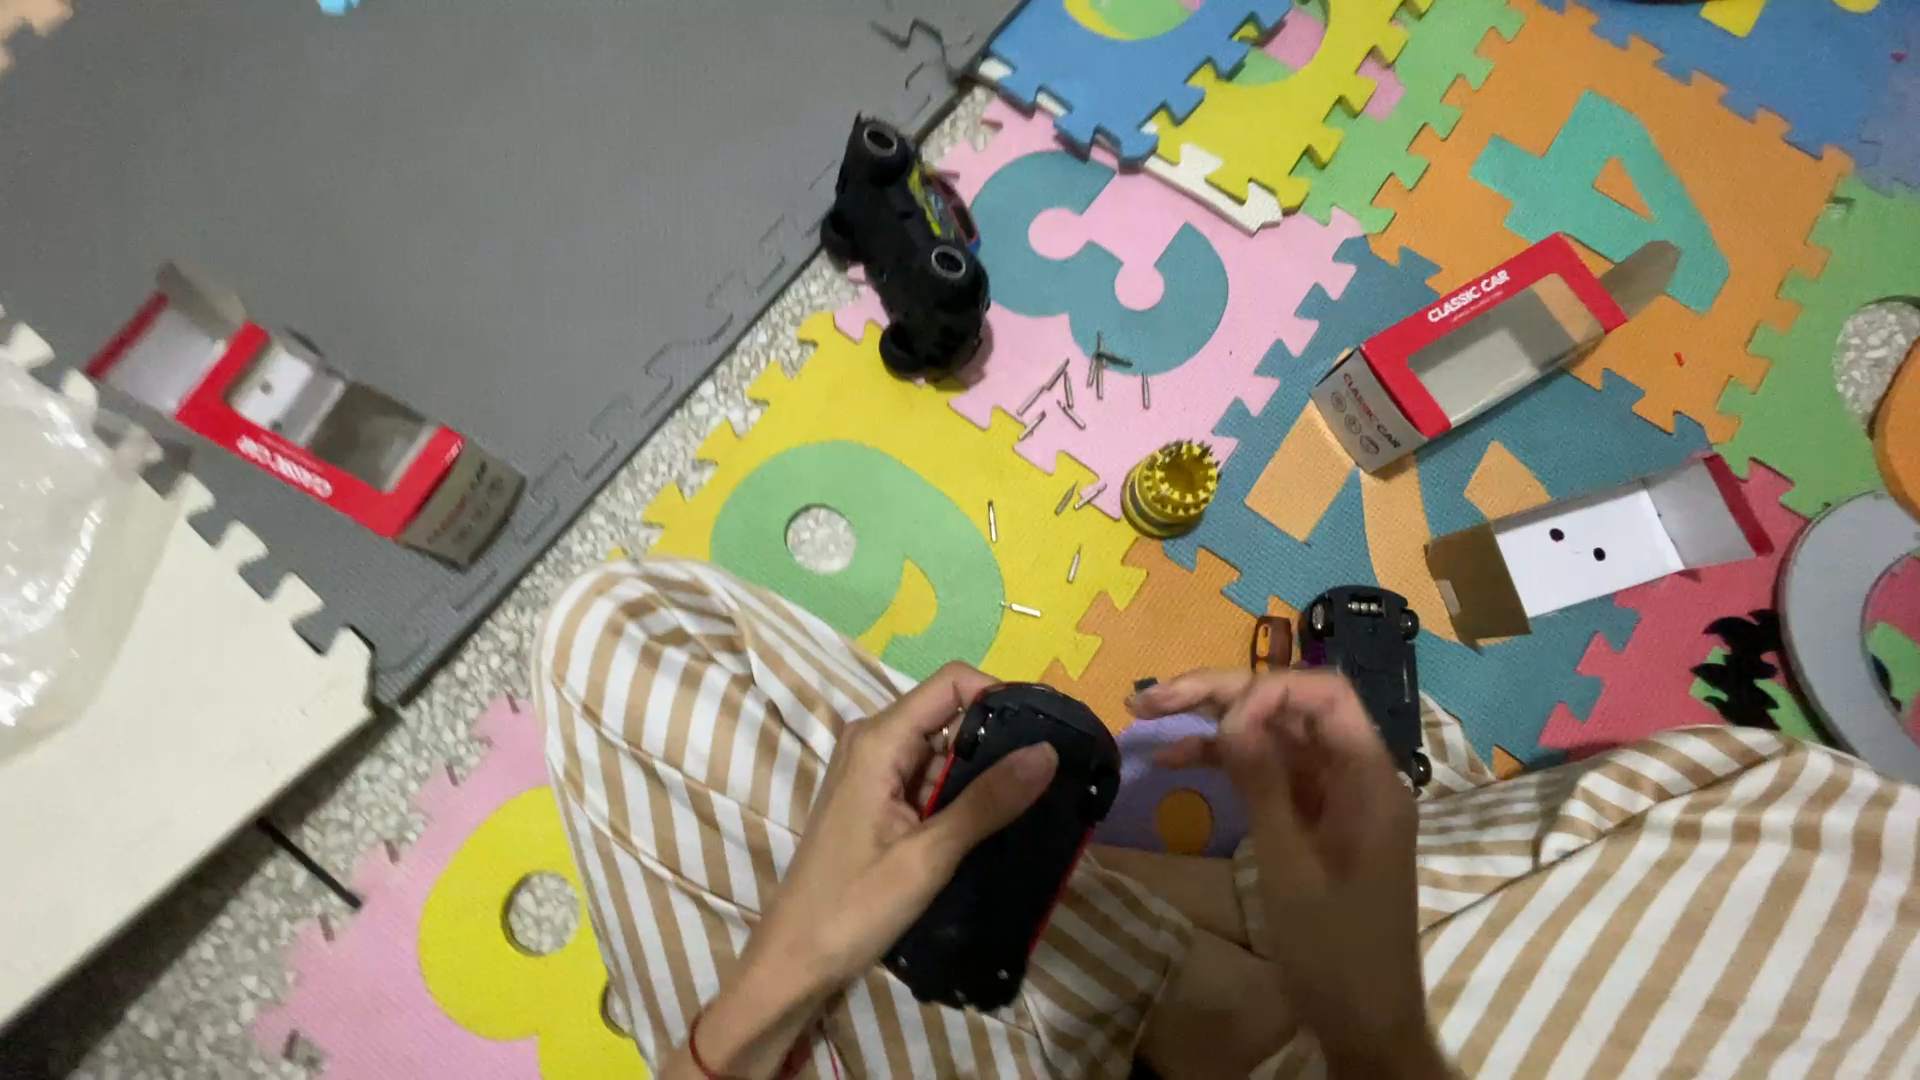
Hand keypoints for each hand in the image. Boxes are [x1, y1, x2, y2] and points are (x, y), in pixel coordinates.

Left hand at [669, 663, 1057, 1078]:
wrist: (793, 961)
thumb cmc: (852, 907)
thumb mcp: (927, 856)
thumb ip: (986, 801)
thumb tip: (1046, 752)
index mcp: (880, 739)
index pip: (951, 683)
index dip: (999, 695)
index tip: (1042, 729)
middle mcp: (875, 739)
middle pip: (950, 711)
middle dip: (998, 737)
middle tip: (1047, 773)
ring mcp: (875, 767)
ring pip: (944, 746)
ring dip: (982, 770)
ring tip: (1030, 799)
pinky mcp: (879, 793)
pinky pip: (929, 774)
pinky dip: (960, 791)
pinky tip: (993, 817)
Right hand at [1132, 669, 1448, 1077]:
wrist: (1363, 1022)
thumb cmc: (1334, 949)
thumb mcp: (1291, 864)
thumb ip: (1264, 782)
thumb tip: (1231, 714)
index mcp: (1368, 778)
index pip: (1324, 695)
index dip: (1267, 691)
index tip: (1219, 723)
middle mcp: (1349, 771)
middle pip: (1286, 705)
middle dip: (1221, 694)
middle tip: (1153, 698)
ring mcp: (1326, 791)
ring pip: (1267, 731)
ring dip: (1210, 720)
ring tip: (1147, 712)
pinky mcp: (1305, 811)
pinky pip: (1263, 768)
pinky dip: (1221, 760)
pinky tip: (1174, 759)